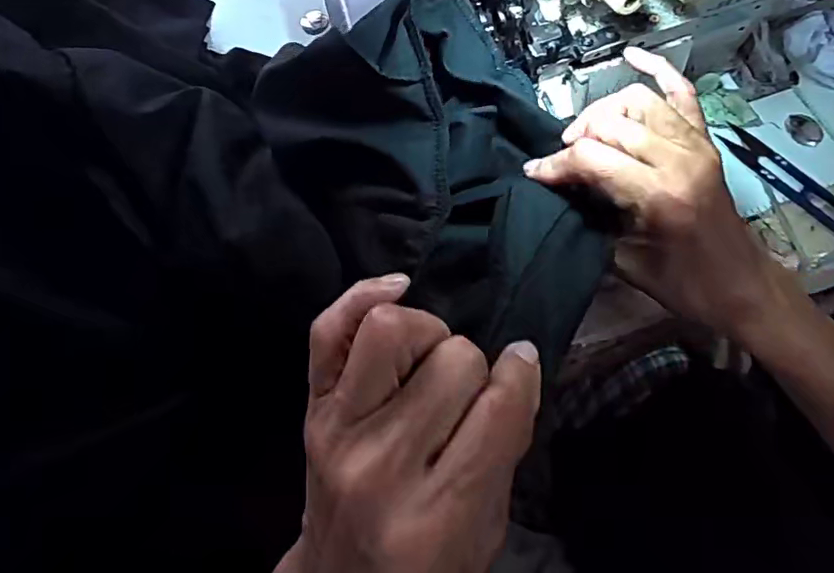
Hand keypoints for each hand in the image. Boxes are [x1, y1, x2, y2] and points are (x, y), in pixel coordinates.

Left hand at [276, 275, 540, 572]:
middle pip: (452, 361)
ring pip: (391, 329)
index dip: (520, 376)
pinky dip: (364, 295)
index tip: (522, 363)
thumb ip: (505, 446)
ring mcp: (338, 430)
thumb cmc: (427, 562)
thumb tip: (522, 361)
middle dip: (472, 367)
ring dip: (426, 331)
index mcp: (438, 516)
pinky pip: (327, 328)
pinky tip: (398, 289)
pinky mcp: (311, 406)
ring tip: (429, 358)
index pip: (496, 410)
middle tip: (465, 389)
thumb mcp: (484, 528)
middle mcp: (381, 466)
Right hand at [522, 46, 812, 352]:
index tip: (535, 173)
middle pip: (609, 123)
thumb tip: (558, 186)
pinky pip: (682, 92)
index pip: (591, 156)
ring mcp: (697, 144)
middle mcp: (680, 158)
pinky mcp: (707, 140)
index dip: (555, 164)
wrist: (745, 288)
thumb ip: (591, 217)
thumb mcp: (626, 262)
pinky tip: (633, 57)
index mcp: (661, 193)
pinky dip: (659, 70)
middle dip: (575, 139)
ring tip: (590, 134)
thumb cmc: (687, 285)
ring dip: (605, 113)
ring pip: (637, 101)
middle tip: (562, 162)